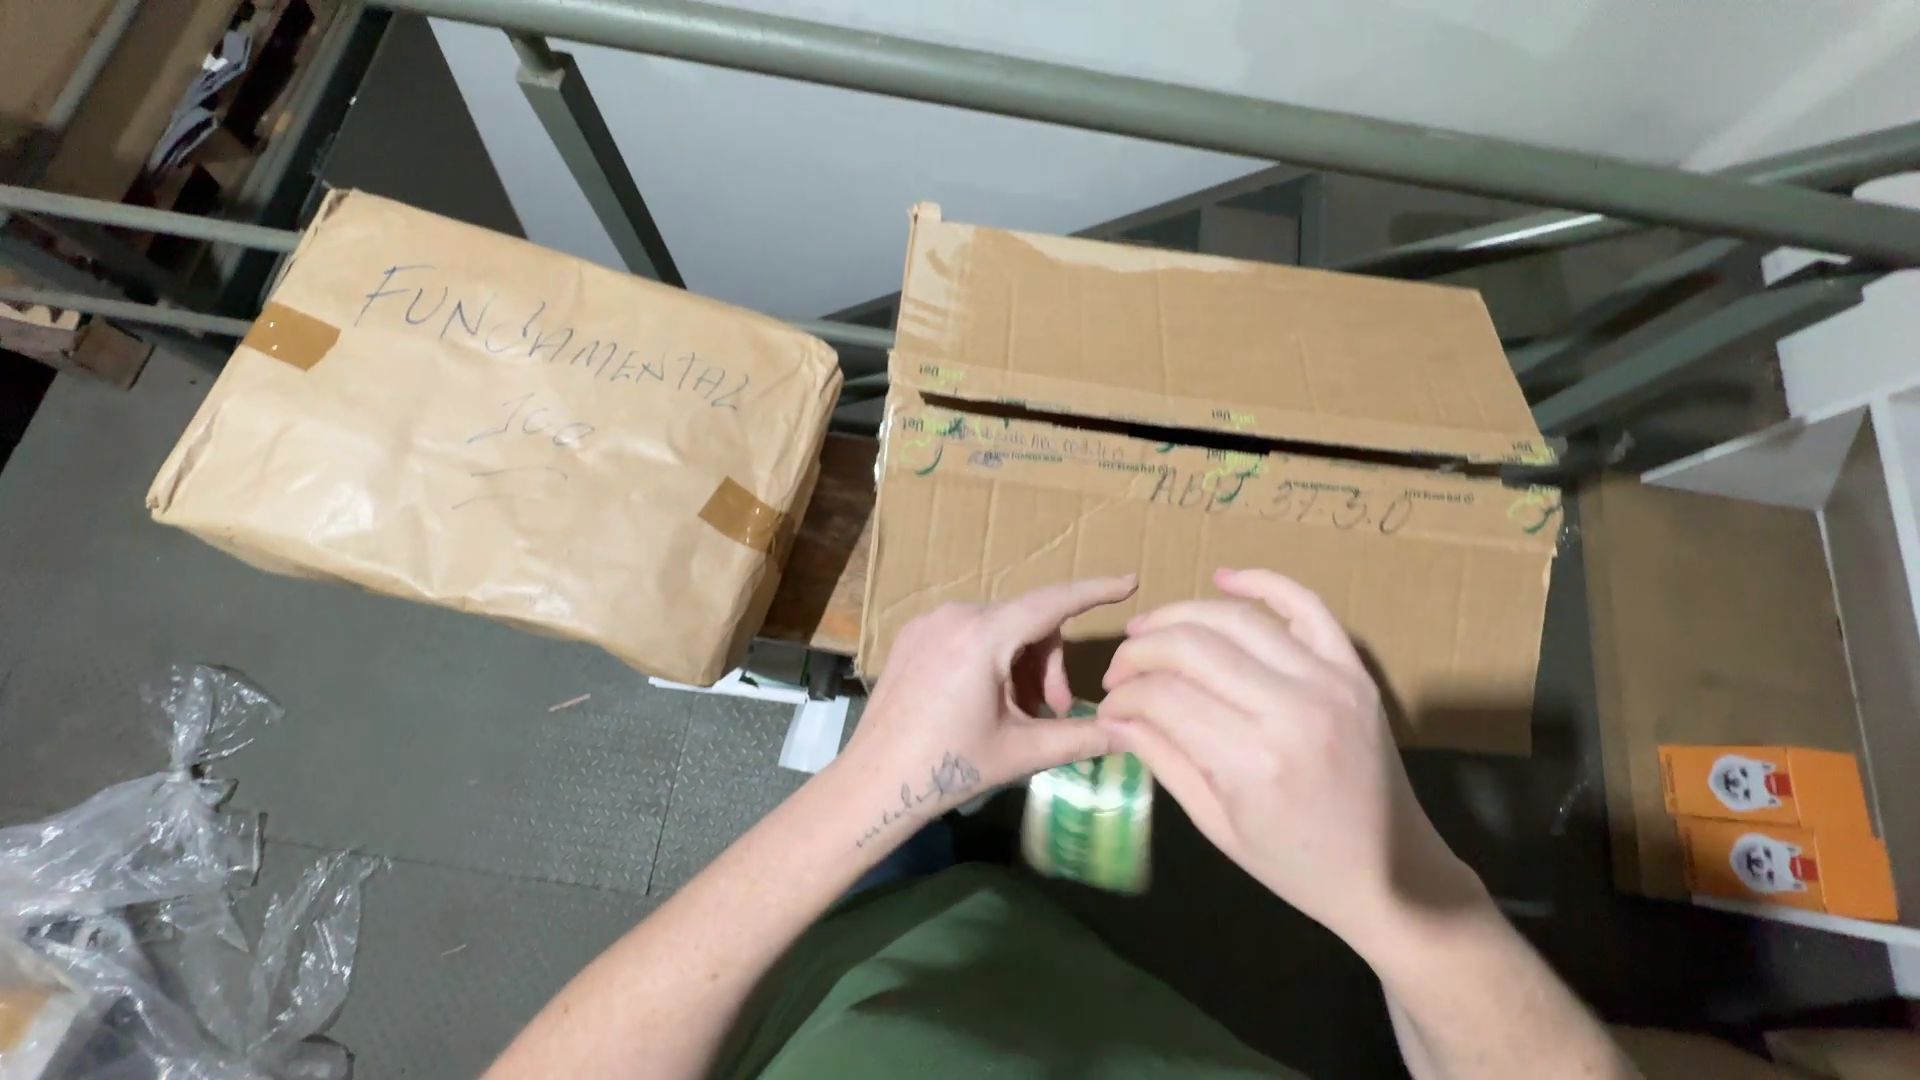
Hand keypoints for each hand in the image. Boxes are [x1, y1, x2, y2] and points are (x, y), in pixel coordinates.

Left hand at [835, 576, 1137, 840]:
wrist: (875, 782)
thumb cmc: (950, 767)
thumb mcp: (1022, 751)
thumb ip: (1082, 737)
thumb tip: (1130, 732)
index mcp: (983, 636)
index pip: (1053, 603)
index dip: (1095, 591)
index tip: (1129, 581)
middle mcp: (955, 615)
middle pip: (1027, 622)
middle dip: (1049, 664)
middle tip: (1053, 712)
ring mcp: (929, 622)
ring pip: (999, 628)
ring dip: (1021, 665)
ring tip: (1019, 714)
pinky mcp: (913, 636)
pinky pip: (969, 632)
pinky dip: (991, 659)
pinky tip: (986, 701)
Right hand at [1097, 568, 1480, 940]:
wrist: (1396, 875)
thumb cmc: (1297, 865)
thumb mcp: (1215, 824)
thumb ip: (1161, 758)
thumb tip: (1112, 716)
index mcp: (1252, 762)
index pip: (1161, 697)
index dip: (1123, 696)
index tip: (1108, 707)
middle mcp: (1290, 709)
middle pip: (1190, 646)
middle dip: (1139, 651)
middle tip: (1118, 672)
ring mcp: (1329, 682)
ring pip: (1234, 619)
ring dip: (1178, 616)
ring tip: (1146, 631)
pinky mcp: (1353, 670)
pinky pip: (1306, 606)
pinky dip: (1262, 583)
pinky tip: (1223, 578)